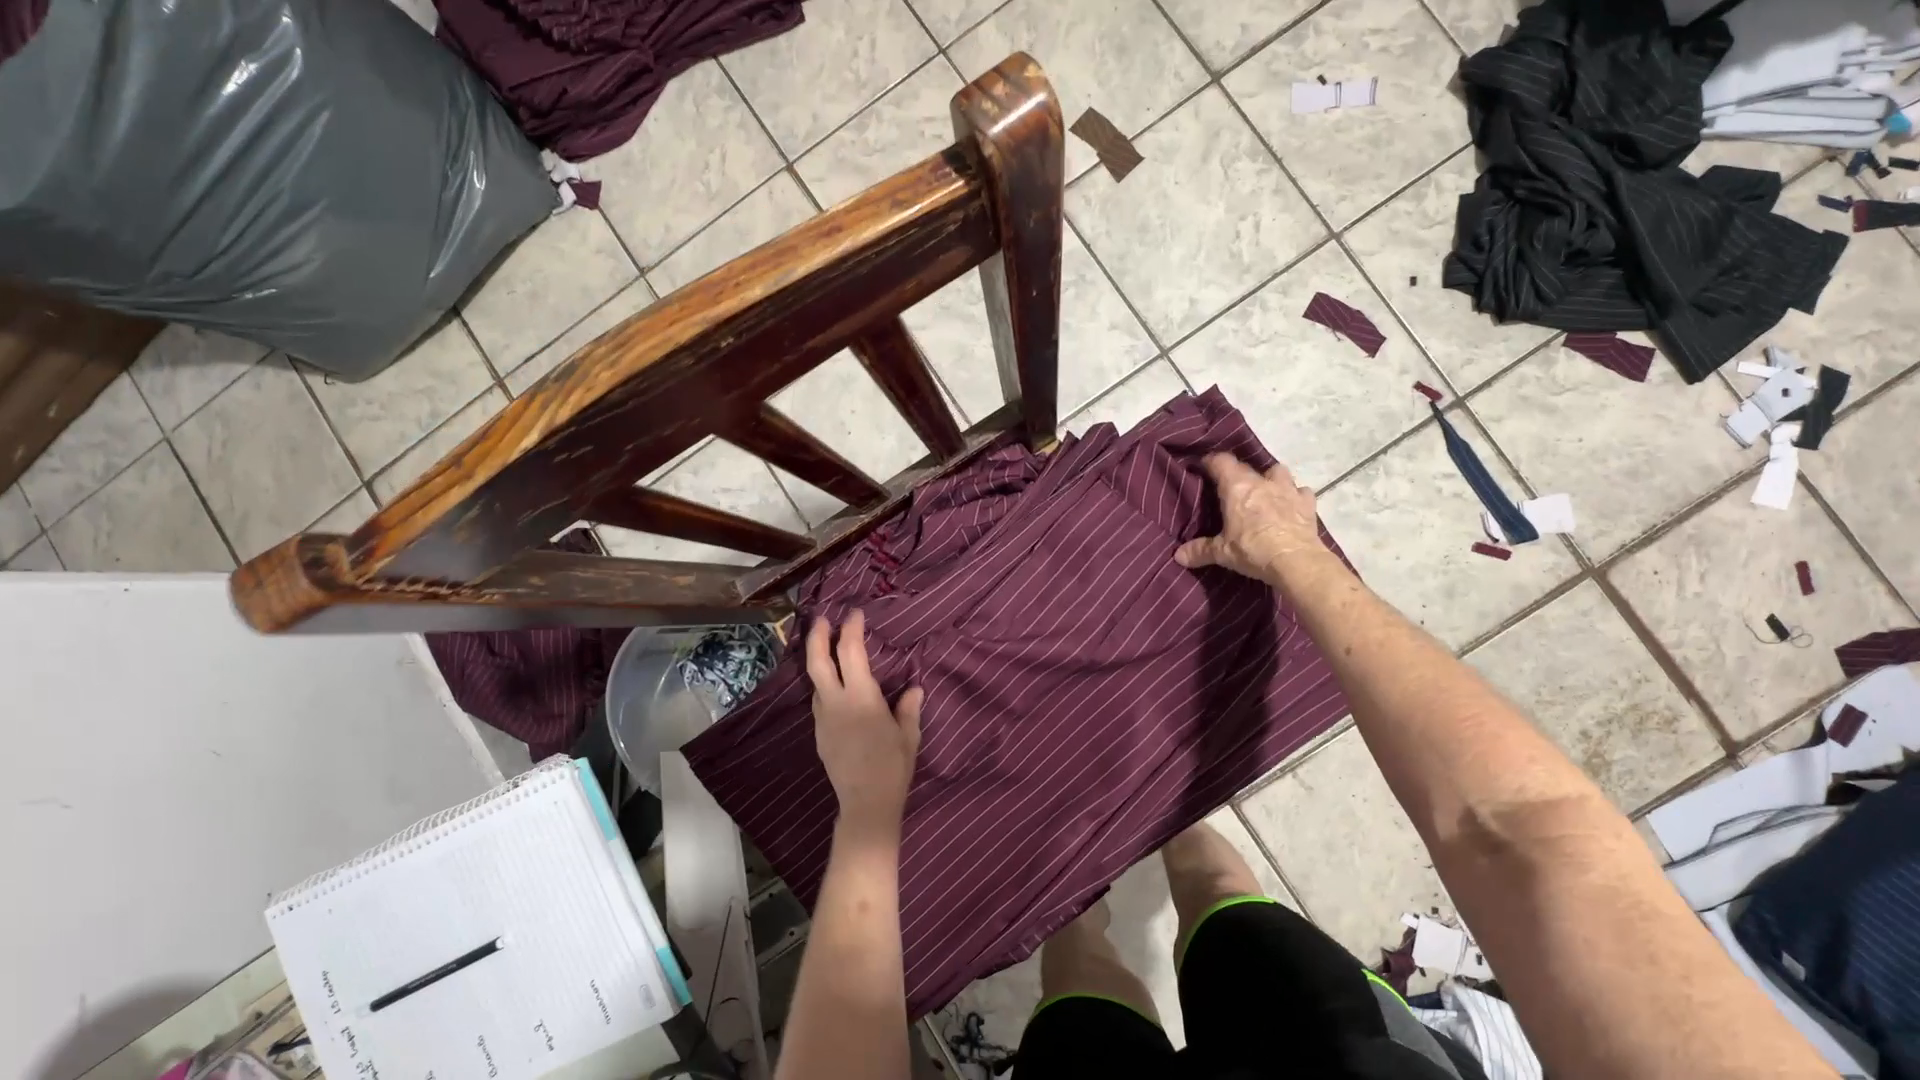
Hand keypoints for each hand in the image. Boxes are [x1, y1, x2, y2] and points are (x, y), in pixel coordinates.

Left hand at [806, 609, 923, 832]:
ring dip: (818, 659)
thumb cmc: (893, 768)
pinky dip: (823, 683)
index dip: (851, 629)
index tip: (855, 613)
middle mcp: (836, 702)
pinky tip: (833, 685)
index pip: (850, 652)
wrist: (866, 804)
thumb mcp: (909, 735)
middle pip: (818, 661)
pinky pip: (818, 700)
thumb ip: (909, 708)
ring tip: (825, 646)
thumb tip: (914, 689)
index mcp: (861, 697)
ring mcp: (823, 718)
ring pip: (814, 680)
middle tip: (823, 618)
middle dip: (818, 635)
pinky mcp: (819, 733)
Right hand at [1174, 454, 1327, 585]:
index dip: (1211, 462)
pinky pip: (1301, 491)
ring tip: (1265, 491)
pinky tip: (1291, 505)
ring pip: (1278, 472)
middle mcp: (1262, 482)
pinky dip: (1296, 496)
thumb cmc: (1253, 551)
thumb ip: (1200, 550)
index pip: (1221, 462)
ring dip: (1270, 478)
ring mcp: (1288, 490)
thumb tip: (1178, 555)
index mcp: (1237, 488)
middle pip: (1247, 467)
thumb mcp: (1222, 552)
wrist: (1296, 561)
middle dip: (1238, 474)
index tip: (1204, 467)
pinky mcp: (1307, 503)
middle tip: (1231, 488)